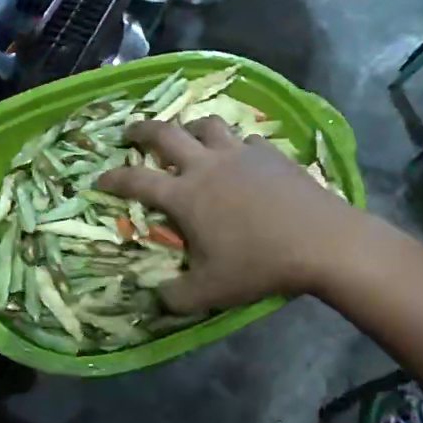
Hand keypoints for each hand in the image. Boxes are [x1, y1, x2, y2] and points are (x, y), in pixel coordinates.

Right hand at [96, 117, 361, 312]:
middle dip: (142, 129)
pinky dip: (235, 144)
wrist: (324, 242)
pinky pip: (246, 140)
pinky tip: (240, 156)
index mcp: (185, 195)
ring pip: (207, 125)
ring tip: (187, 134)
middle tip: (130, 132)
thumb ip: (176, 296)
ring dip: (190, 127)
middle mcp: (207, 165)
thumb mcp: (210, 292)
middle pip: (166, 133)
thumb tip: (157, 298)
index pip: (137, 180)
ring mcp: (240, 155)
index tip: (98, 179)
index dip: (113, 178)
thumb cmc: (259, 265)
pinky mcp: (271, 154)